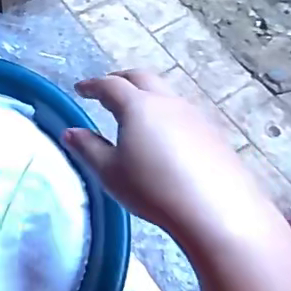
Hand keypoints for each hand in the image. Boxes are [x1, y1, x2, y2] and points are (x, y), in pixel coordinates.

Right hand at [63, 71, 281, 246]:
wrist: (219, 212)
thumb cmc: (153, 188)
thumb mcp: (109, 171)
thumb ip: (88, 148)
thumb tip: (71, 132)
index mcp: (138, 107)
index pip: (110, 85)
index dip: (92, 85)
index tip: (80, 89)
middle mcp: (168, 103)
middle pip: (142, 78)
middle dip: (120, 80)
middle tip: (105, 91)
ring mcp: (196, 117)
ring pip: (165, 95)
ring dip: (145, 96)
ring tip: (132, 114)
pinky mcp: (214, 135)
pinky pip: (182, 114)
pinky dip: (163, 115)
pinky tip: (161, 138)